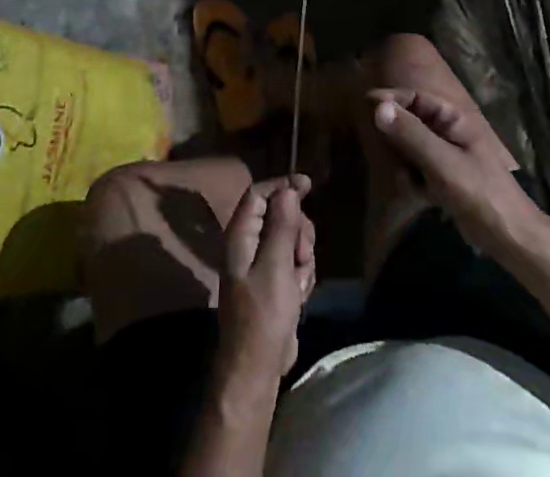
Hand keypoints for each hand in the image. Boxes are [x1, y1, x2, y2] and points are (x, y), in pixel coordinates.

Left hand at [216, 175, 315, 381]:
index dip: (282, 186)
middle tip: (300, 254)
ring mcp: (262, 264)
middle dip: (298, 231)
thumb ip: (282, 225)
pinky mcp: (275, 281)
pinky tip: (299, 295)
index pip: (258, 194)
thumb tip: (288, 190)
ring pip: (292, 239)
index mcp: (240, 235)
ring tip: (298, 281)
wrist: (258, 365)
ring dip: (302, 256)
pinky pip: (295, 262)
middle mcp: (248, 244)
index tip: (309, 185)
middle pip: (280, 215)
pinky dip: (301, 275)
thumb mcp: (276, 266)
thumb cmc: (263, 314)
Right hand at [369, 88, 538, 256]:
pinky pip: (413, 169)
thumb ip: (410, 134)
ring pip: (406, 147)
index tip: (364, 107)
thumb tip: (377, 107)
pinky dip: (412, 181)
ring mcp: (443, 153)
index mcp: (452, 118)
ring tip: (411, 184)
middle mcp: (446, 130)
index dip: (389, 99)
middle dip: (395, 141)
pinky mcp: (440, 175)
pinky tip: (422, 197)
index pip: (413, 97)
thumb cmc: (480, 193)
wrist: (508, 236)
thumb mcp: (442, 163)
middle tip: (392, 160)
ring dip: (402, 165)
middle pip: (406, 122)